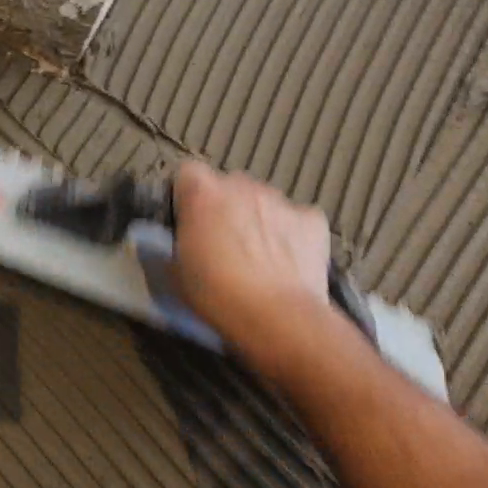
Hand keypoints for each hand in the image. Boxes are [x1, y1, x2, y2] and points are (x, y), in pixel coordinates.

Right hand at [171, 161, 332, 351]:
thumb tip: (174, 238)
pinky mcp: (314, 220)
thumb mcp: (174, 270)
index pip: (187, 171)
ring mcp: (282, 201)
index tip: (185, 218)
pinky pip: (296, 218)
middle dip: (223, 204)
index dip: (185, 193)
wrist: (277, 316)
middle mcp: (242, 186)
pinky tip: (286, 258)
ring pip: (262, 200)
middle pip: (228, 184)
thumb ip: (173, 243)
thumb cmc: (214, 292)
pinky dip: (290, 232)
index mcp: (202, 193)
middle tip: (219, 238)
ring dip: (256, 216)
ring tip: (257, 253)